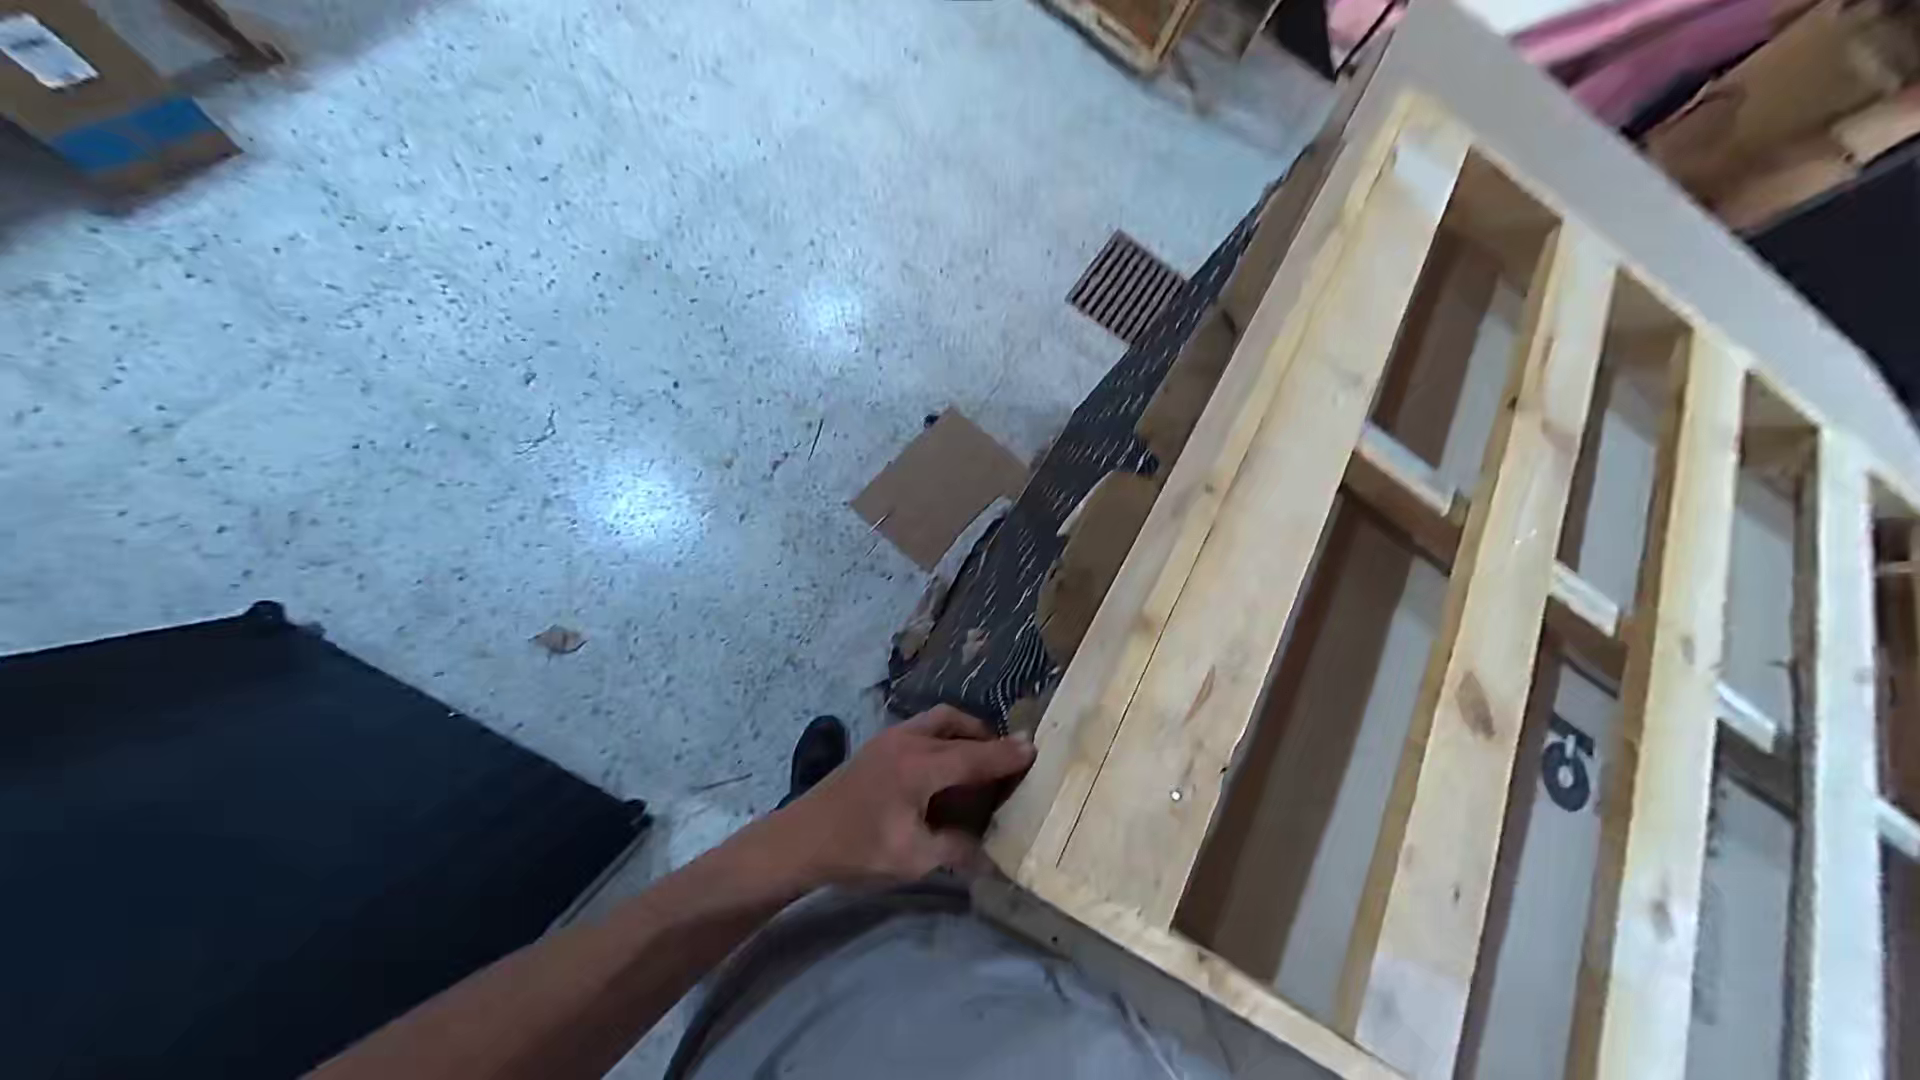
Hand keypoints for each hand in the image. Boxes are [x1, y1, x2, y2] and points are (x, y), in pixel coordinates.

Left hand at [752, 706, 1034, 890]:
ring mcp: (889, 739)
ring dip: (963, 732)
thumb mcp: (912, 859)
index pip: (975, 757)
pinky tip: (944, 765)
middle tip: (1007, 758)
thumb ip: (955, 849)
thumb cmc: (856, 850)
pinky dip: (944, 736)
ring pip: (938, 720)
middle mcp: (908, 741)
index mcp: (920, 767)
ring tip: (978, 758)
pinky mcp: (878, 746)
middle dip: (987, 738)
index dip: (1007, 755)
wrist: (799, 839)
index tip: (1035, 749)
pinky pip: (922, 728)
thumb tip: (989, 854)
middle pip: (958, 726)